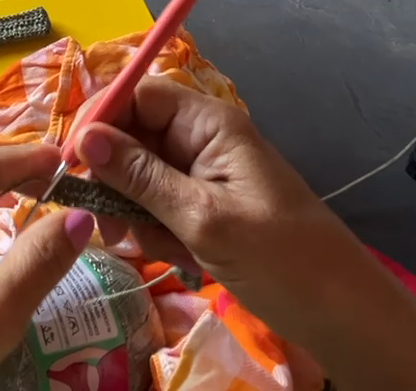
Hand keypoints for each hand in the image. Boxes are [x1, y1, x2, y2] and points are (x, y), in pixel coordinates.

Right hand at [72, 76, 349, 320]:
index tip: (71, 159)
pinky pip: (156, 204)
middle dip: (114, 177)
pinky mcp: (201, 207)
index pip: (138, 95)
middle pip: (132, 136)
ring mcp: (200, 174)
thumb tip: (84, 138)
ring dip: (133, 210)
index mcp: (207, 123)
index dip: (102, 119)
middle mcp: (199, 139)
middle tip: (107, 221)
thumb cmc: (282, 259)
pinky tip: (173, 257)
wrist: (344, 319)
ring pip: (138, 175)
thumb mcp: (203, 218)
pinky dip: (153, 229)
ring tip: (148, 247)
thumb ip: (140, 177)